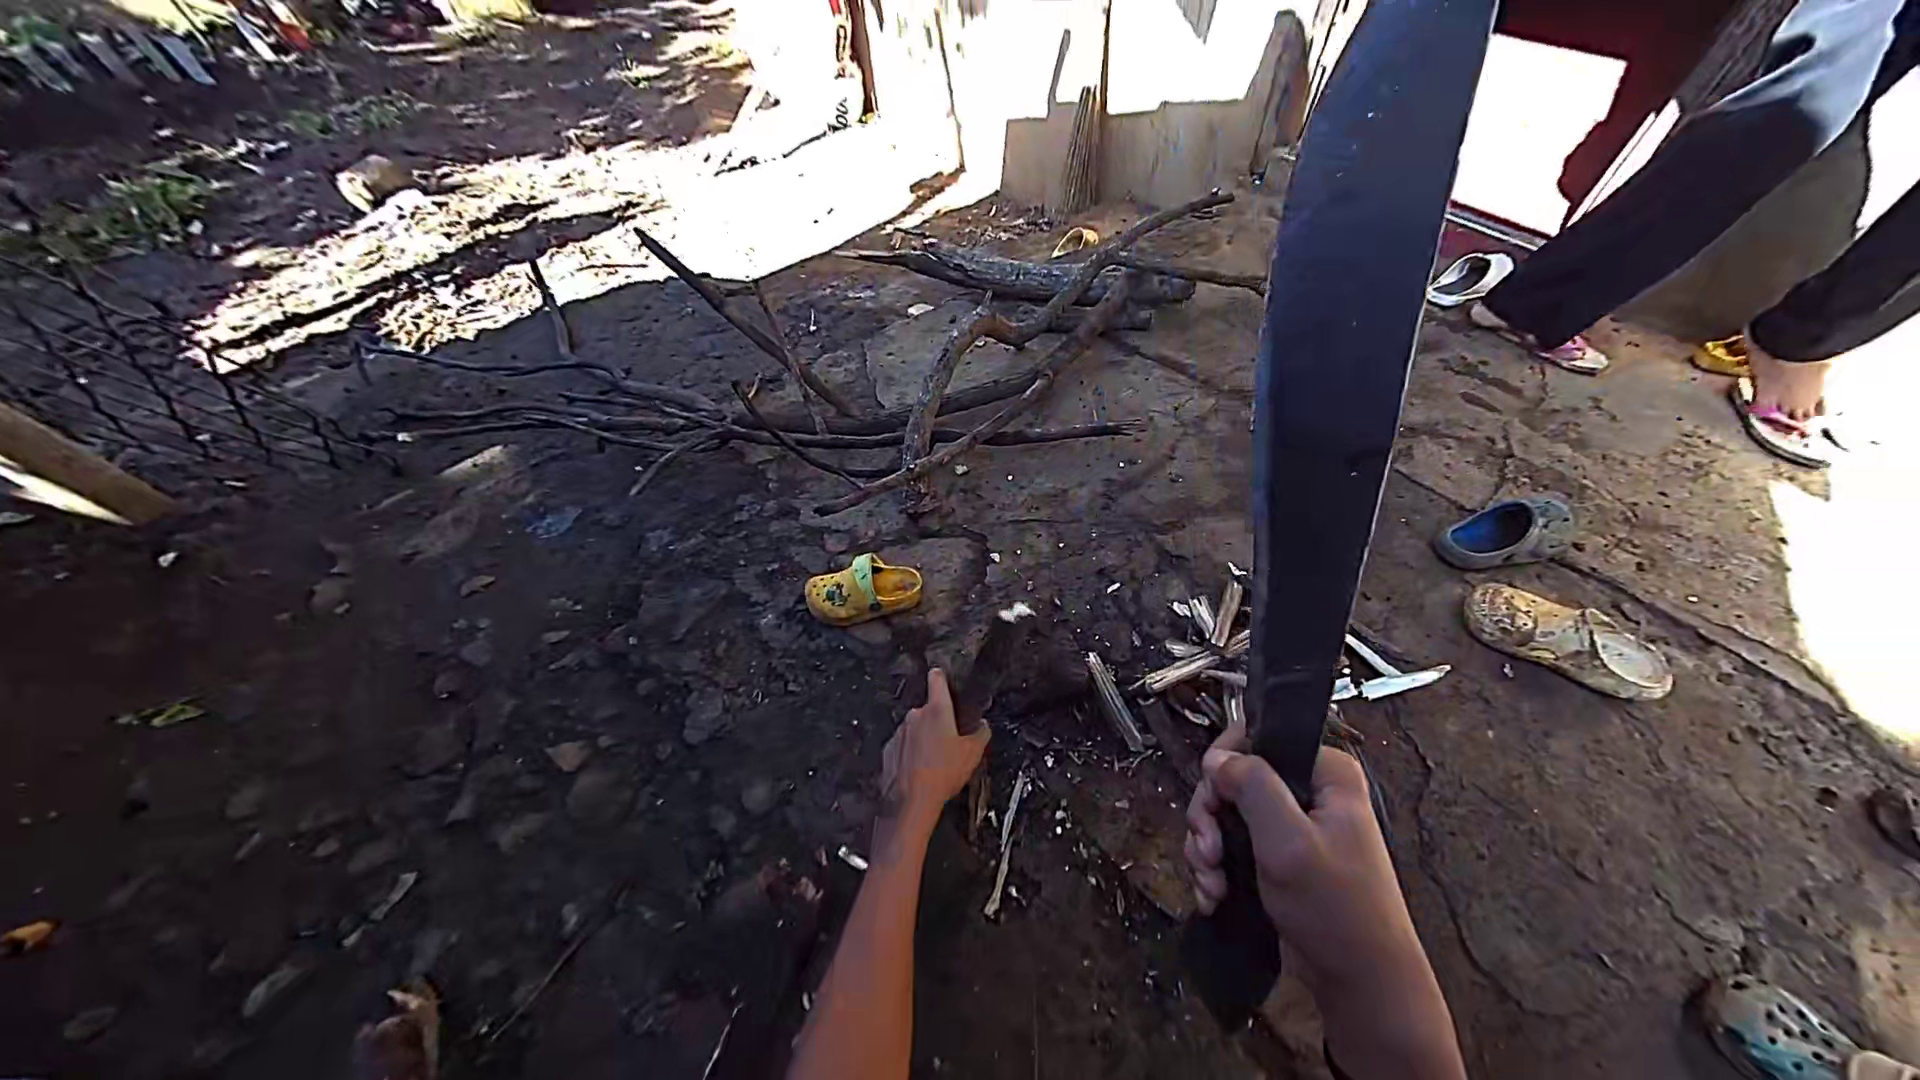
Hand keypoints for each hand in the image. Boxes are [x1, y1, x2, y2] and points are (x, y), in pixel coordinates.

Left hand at [878, 669, 988, 832]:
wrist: (911, 801)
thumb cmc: (942, 774)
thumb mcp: (973, 754)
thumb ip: (981, 733)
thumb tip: (983, 726)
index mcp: (937, 710)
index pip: (937, 680)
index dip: (941, 676)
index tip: (942, 676)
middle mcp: (915, 716)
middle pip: (928, 709)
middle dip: (937, 722)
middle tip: (949, 741)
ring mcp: (900, 732)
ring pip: (915, 729)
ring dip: (923, 739)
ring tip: (935, 761)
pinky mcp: (889, 750)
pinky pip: (903, 746)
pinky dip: (910, 753)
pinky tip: (920, 770)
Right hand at [1185, 726, 1466, 1079]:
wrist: (1360, 987)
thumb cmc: (1335, 911)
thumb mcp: (1290, 841)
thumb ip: (1252, 786)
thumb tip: (1215, 757)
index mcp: (1325, 773)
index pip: (1258, 736)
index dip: (1224, 760)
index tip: (1211, 795)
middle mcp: (1306, 791)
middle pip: (1232, 777)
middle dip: (1209, 816)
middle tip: (1208, 850)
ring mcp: (1289, 825)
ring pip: (1224, 812)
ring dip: (1207, 848)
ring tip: (1212, 883)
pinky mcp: (1274, 855)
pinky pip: (1228, 843)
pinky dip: (1214, 868)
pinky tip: (1215, 894)